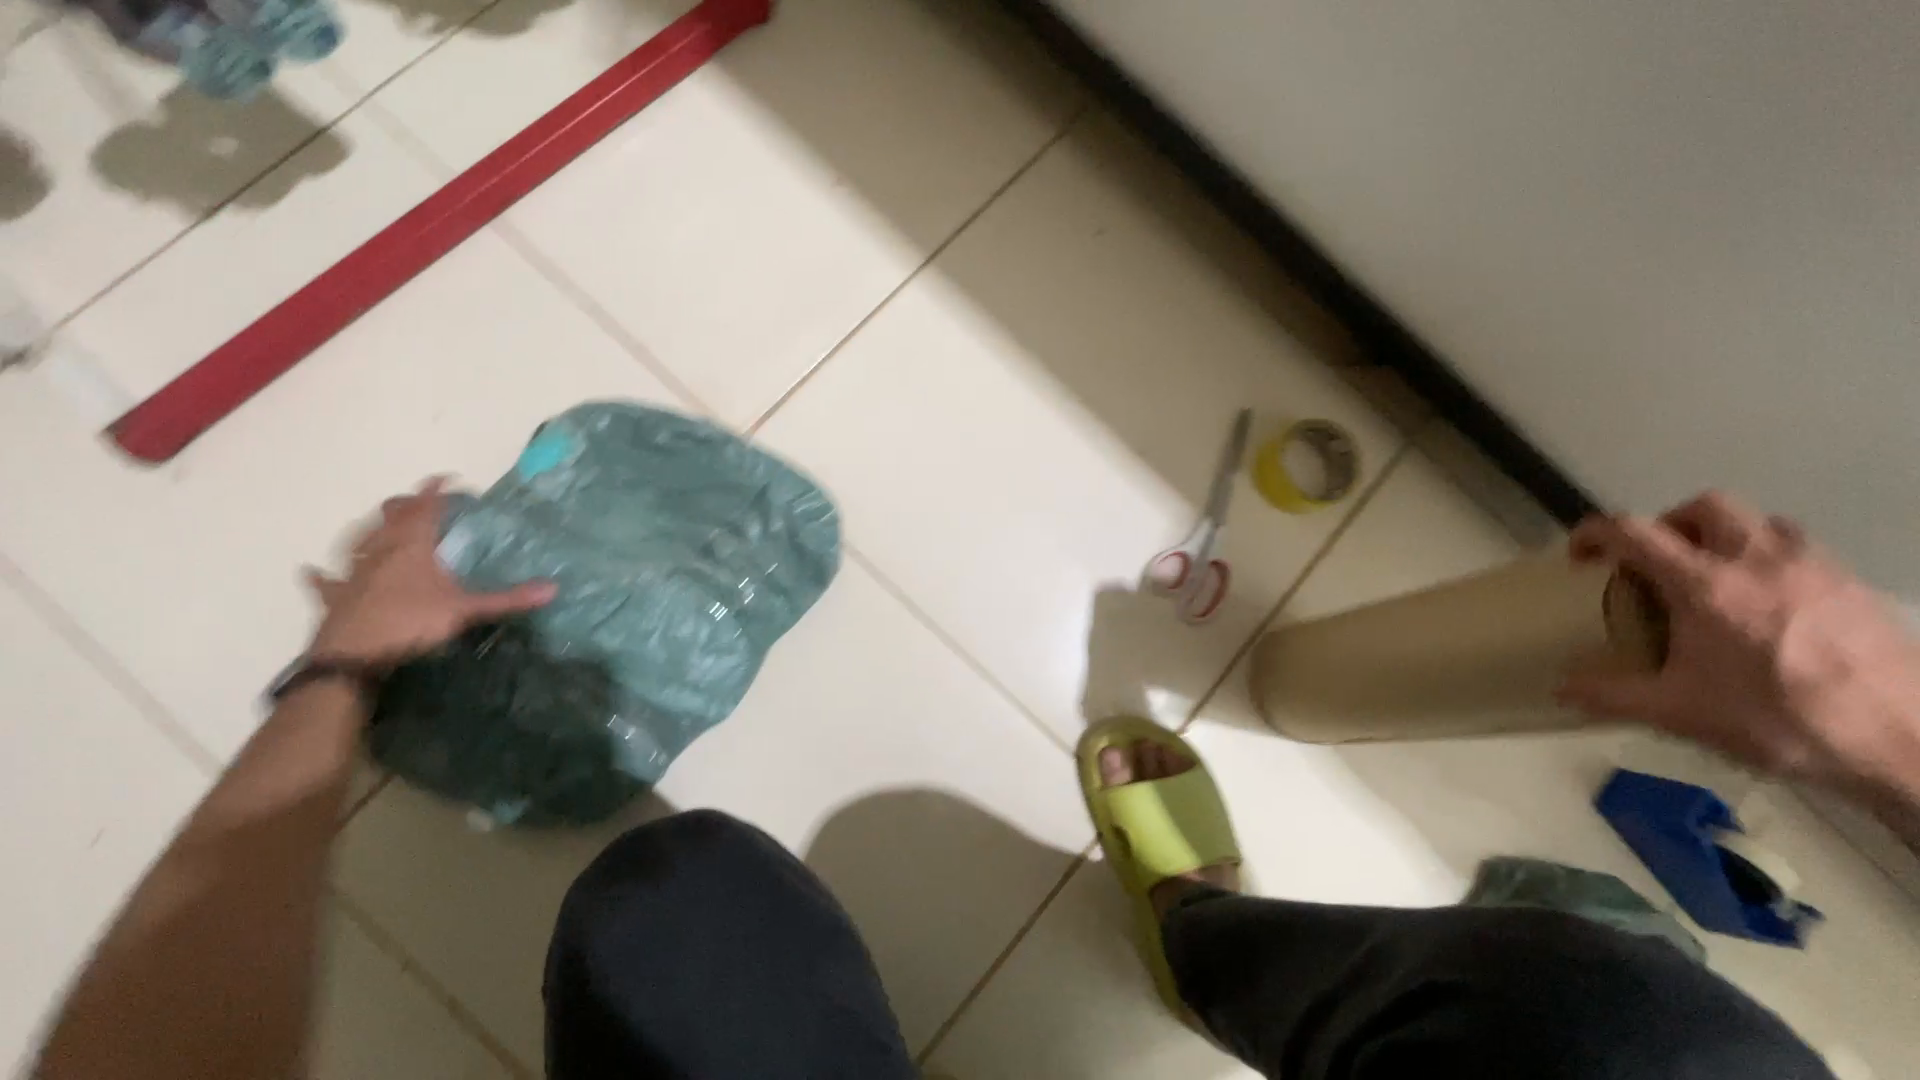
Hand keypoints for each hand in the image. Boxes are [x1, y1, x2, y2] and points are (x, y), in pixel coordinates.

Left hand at [305, 477, 556, 666]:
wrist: (352, 657)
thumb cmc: (410, 624)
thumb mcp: (465, 611)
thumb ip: (507, 600)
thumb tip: (554, 589)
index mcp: (412, 547)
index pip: (425, 508)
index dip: (435, 491)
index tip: (447, 478)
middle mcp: (380, 551)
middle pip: (390, 517)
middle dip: (404, 505)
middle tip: (419, 504)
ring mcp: (353, 573)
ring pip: (358, 541)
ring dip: (369, 530)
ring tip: (378, 526)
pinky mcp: (334, 597)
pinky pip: (325, 581)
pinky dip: (321, 575)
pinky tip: (312, 571)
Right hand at [1560, 492, 1919, 791]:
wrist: (1906, 742)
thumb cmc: (1781, 721)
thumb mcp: (1680, 714)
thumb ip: (1611, 695)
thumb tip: (1562, 688)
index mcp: (1706, 586)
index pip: (1635, 531)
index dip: (1595, 532)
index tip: (1581, 554)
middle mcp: (1758, 560)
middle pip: (1704, 506)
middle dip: (1669, 524)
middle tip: (1656, 561)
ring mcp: (1814, 566)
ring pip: (1759, 520)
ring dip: (1724, 536)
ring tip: (1714, 576)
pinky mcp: (1853, 583)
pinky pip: (1800, 547)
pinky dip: (1769, 557)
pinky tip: (1768, 601)